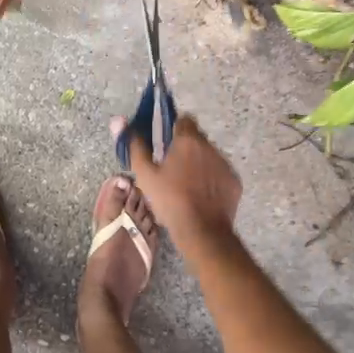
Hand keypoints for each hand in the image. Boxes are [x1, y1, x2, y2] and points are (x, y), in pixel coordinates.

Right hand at [117, 115, 240, 251]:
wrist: (202, 232)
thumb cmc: (170, 200)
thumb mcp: (145, 174)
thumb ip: (135, 145)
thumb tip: (119, 121)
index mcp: (187, 140)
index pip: (184, 119)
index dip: (174, 129)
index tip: (166, 144)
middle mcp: (209, 146)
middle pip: (197, 137)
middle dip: (186, 146)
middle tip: (173, 166)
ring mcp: (224, 164)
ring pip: (209, 155)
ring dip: (199, 162)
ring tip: (187, 183)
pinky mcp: (234, 181)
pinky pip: (220, 172)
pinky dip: (212, 178)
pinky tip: (202, 195)